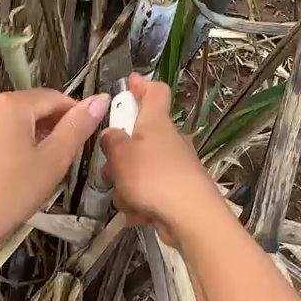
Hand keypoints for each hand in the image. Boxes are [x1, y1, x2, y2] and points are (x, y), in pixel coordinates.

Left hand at [0, 89, 107, 245]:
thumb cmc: (14, 191)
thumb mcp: (54, 159)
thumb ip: (78, 127)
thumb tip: (100, 99)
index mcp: (11, 104)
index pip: (54, 97)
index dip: (75, 114)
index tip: (86, 136)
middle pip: (31, 106)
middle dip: (53, 125)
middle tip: (66, 155)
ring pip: (13, 121)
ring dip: (34, 135)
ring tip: (44, 164)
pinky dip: (12, 143)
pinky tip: (18, 168)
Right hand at [100, 74, 229, 244]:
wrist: (190, 217)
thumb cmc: (153, 177)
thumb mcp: (120, 155)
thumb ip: (111, 141)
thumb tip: (111, 134)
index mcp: (156, 123)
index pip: (155, 92)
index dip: (142, 85)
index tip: (129, 83)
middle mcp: (169, 141)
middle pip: (139, 139)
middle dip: (120, 156)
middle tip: (110, 168)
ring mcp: (175, 167)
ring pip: (139, 170)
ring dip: (127, 185)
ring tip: (126, 198)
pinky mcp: (176, 192)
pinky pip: (148, 193)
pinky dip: (140, 204)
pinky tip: (141, 214)